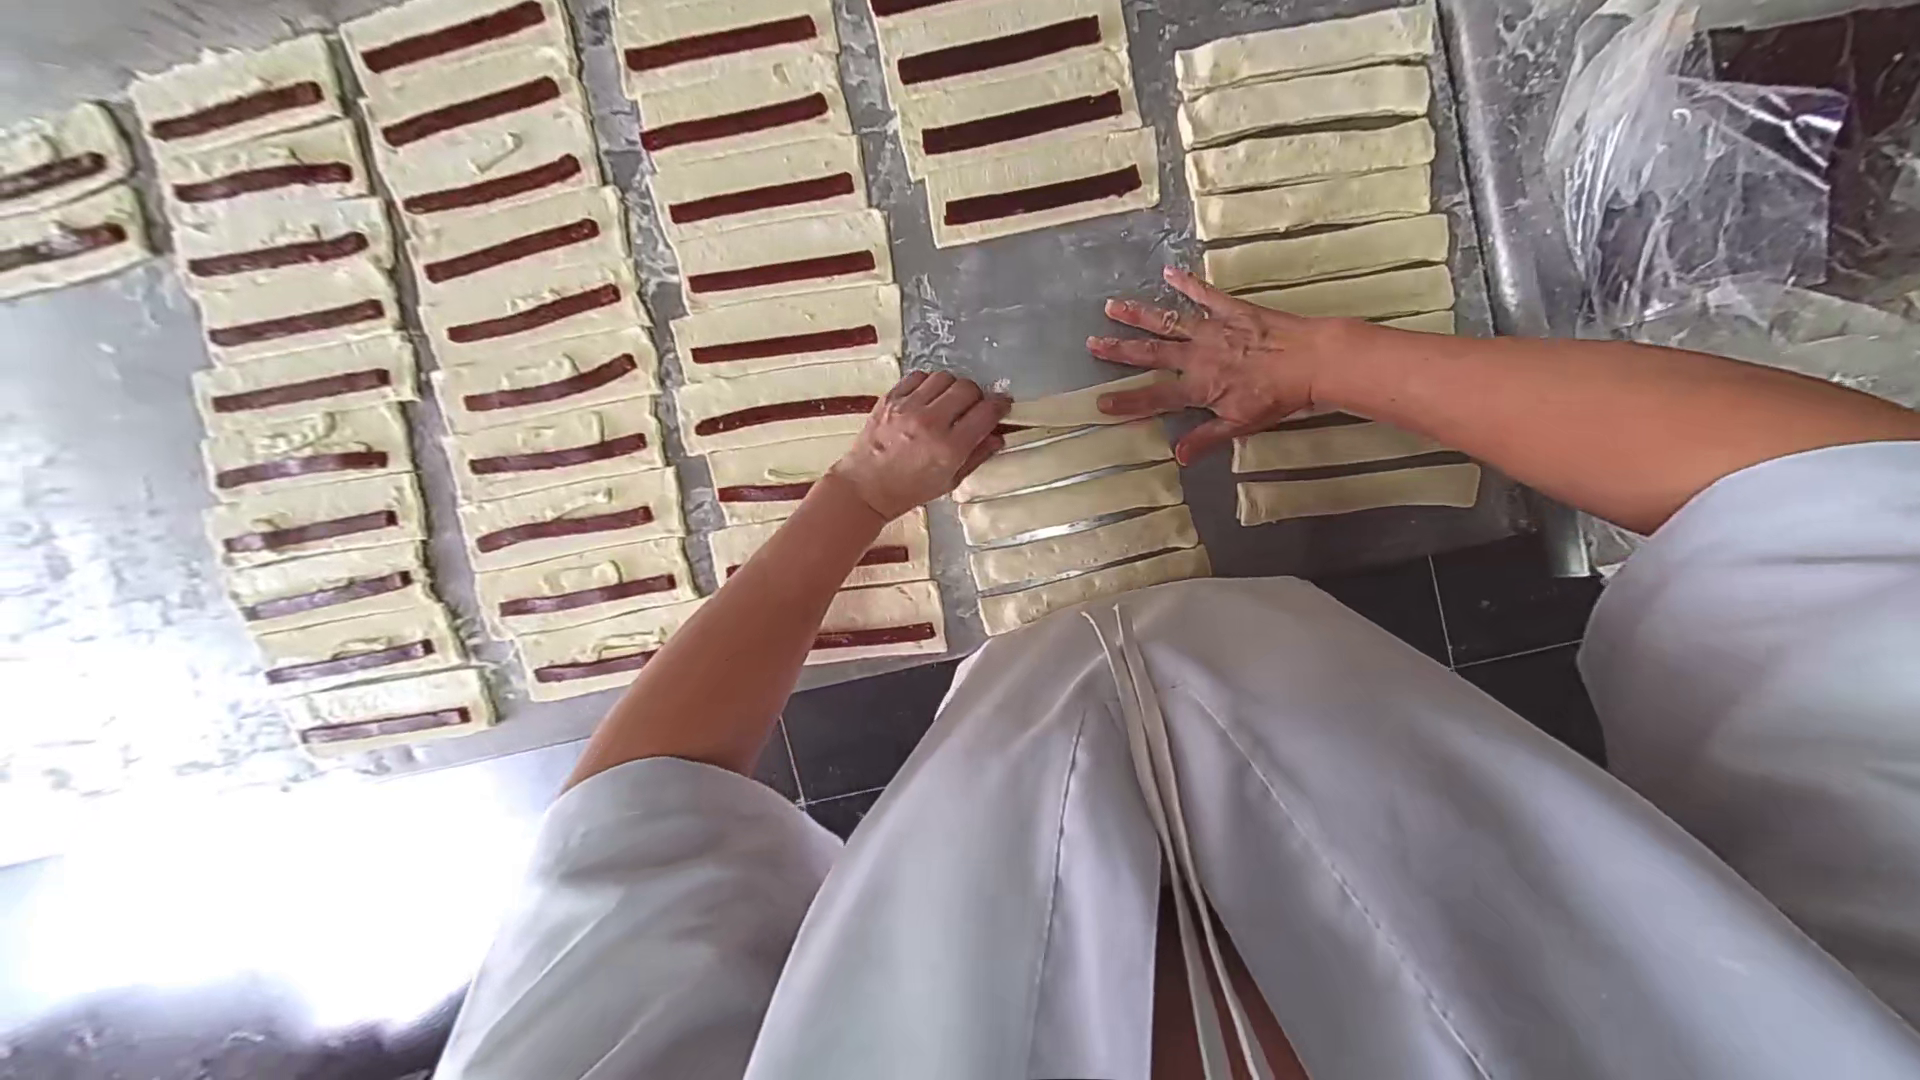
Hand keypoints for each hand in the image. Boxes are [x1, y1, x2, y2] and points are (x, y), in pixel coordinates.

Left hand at [830, 371, 1008, 519]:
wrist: (866, 487)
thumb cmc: (909, 490)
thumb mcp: (950, 481)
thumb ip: (977, 456)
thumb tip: (997, 437)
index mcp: (949, 448)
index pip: (986, 413)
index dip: (1000, 405)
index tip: (1002, 405)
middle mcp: (930, 423)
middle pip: (968, 388)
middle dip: (976, 396)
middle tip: (973, 407)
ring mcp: (907, 408)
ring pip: (944, 377)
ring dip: (952, 388)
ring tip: (948, 403)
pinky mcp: (890, 399)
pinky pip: (918, 377)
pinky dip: (928, 384)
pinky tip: (927, 399)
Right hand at [1088, 266, 1359, 463]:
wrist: (1315, 361)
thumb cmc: (1278, 397)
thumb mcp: (1240, 424)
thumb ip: (1206, 438)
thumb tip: (1177, 457)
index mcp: (1199, 387)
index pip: (1154, 398)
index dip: (1126, 402)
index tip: (1100, 403)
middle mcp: (1198, 356)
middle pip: (1151, 354)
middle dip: (1119, 351)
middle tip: (1092, 343)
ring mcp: (1213, 330)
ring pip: (1168, 322)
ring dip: (1139, 315)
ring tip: (1112, 307)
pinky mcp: (1231, 310)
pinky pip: (1205, 295)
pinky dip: (1187, 283)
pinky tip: (1169, 272)